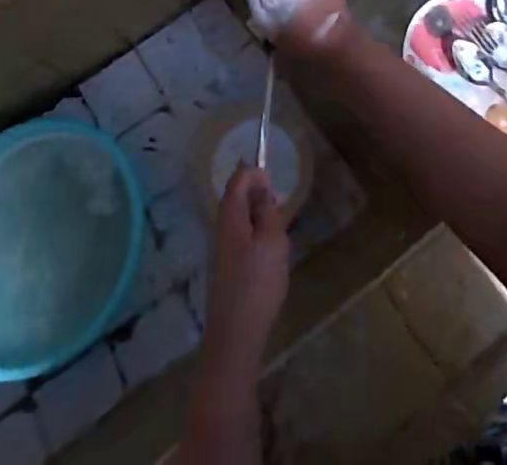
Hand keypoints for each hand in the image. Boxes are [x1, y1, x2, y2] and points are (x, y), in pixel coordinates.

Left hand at [201, 165, 290, 375]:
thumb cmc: (257, 283)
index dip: (255, 173)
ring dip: (262, 216)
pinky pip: (246, 237)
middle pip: (238, 197)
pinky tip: (275, 252)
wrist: (237, 334)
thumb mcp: (272, 241)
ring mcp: (225, 248)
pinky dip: (261, 235)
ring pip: (243, 218)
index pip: (238, 180)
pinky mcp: (231, 266)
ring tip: (282, 230)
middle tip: (283, 207)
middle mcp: (223, 228)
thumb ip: (268, 211)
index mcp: (230, 217)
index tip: (276, 181)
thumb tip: (262, 186)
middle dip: (260, 194)